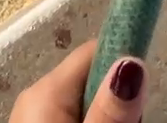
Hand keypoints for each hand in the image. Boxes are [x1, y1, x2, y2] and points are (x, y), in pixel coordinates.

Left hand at [8, 44, 147, 122]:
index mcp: (45, 87)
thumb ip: (109, 109)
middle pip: (92, 77)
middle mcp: (34, 93)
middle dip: (112, 101)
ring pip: (83, 100)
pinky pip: (68, 115)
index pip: (97, 50)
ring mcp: (29, 115)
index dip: (122, 68)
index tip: (137, 96)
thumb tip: (134, 60)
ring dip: (101, 116)